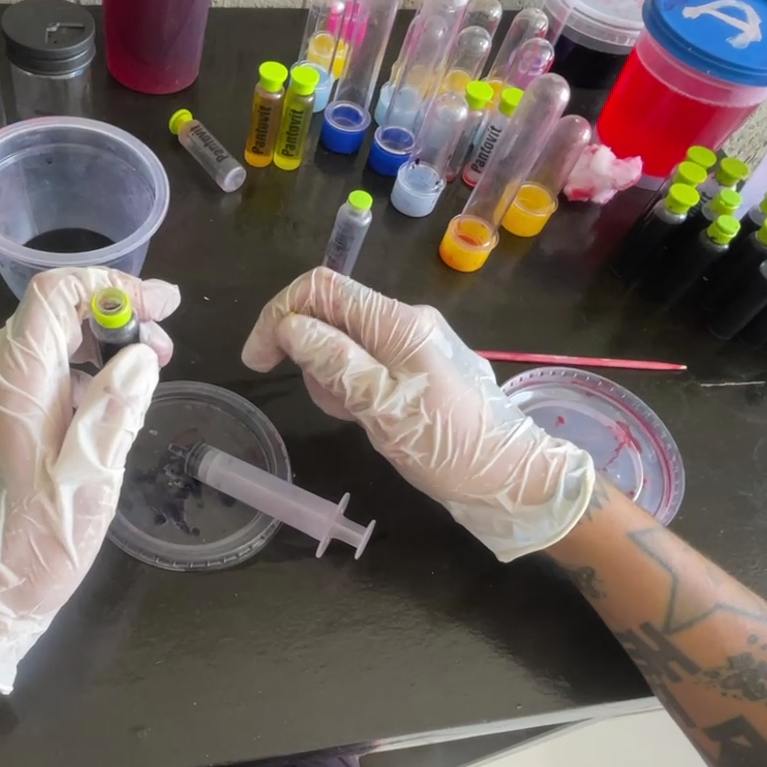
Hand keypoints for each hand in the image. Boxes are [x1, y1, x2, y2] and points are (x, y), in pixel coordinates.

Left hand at [0, 267, 179, 691]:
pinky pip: (25, 377)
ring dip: (92, 348)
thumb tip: (140, 354)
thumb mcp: (87, 482)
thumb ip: (114, 410)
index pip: (54, 295)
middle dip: (110, 319)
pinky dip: (68, 375)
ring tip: (139, 380)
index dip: (113, 288)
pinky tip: (96, 408)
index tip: (164, 306)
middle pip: (46, 315)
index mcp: (11, 384)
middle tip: (162, 353)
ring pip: (37, 345)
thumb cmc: (31, 547)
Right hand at [241, 268, 593, 560]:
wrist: (510, 478)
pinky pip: (368, 365)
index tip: (257, 361)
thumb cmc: (447, 446)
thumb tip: (290, 326)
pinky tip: (371, 418)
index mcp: (398, 322)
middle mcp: (406, 321)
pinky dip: (354, 388)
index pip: (322, 288)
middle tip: (331, 405)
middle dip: (311, 357)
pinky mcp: (419, 367)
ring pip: (346, 344)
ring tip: (357, 418)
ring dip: (333, 378)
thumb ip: (334, 361)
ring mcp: (415, 344)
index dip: (278, 315)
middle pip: (331, 316)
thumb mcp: (381, 407)